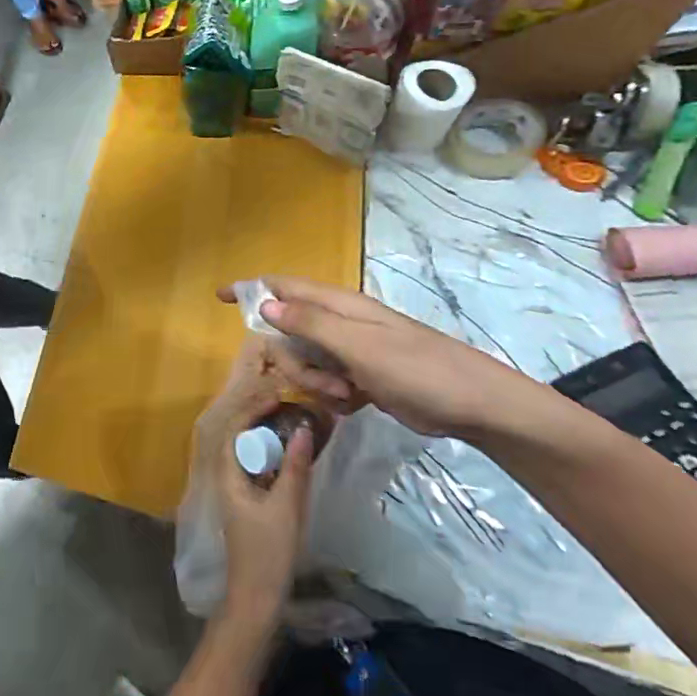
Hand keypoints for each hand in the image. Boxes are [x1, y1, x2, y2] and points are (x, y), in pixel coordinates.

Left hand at [192, 337, 328, 611]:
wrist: (255, 592)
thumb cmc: (268, 551)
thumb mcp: (287, 508)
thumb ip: (294, 467)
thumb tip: (301, 427)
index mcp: (225, 468)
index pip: (234, 421)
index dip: (253, 399)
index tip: (278, 380)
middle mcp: (222, 467)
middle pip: (233, 423)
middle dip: (253, 398)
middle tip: (280, 376)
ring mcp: (231, 478)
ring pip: (241, 436)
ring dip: (258, 414)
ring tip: (285, 395)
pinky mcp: (243, 489)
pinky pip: (249, 452)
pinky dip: (264, 436)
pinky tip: (284, 433)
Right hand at [237, 276, 544, 442]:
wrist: (478, 408)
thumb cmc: (421, 370)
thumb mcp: (360, 346)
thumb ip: (309, 323)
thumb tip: (264, 303)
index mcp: (338, 306)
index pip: (282, 287)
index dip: (250, 289)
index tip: (218, 297)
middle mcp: (339, 324)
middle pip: (285, 333)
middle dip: (293, 361)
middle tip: (323, 381)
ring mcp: (349, 351)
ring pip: (302, 361)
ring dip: (314, 382)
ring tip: (346, 395)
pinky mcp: (359, 376)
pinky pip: (323, 381)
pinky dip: (331, 395)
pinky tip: (354, 403)